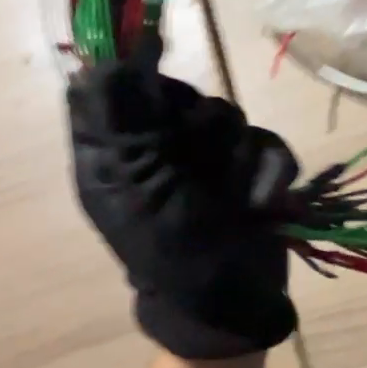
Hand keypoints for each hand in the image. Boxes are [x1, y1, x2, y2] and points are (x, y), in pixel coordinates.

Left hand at [67, 59, 298, 358]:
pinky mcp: (253, 171)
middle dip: (200, 127)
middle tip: (201, 165)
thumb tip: (93, 62)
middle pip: (185, 96)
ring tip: (237, 198)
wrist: (229, 305)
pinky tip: (265, 203)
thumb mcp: (127, 188)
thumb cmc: (167, 253)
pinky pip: (268, 144)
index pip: (124, 84)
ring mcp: (211, 159)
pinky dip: (272, 173)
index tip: (161, 62)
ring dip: (236, 158)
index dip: (143, 71)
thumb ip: (114, 124)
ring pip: (229, 118)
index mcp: (119, 151)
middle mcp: (163, 148)